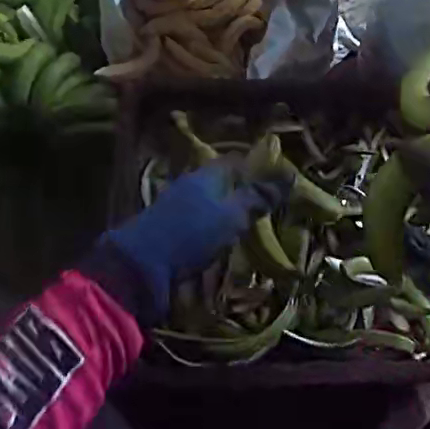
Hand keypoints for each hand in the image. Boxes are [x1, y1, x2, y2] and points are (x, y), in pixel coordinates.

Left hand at [101, 161, 291, 317]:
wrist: (140, 267)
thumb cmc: (191, 234)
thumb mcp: (231, 216)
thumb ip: (257, 197)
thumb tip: (289, 175)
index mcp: (205, 175)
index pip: (237, 162)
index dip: (259, 168)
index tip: (281, 182)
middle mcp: (191, 186)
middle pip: (224, 183)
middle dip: (246, 193)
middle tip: (272, 208)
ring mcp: (178, 209)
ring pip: (212, 205)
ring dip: (231, 214)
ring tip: (255, 228)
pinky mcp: (170, 232)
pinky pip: (201, 224)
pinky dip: (216, 230)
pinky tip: (227, 243)